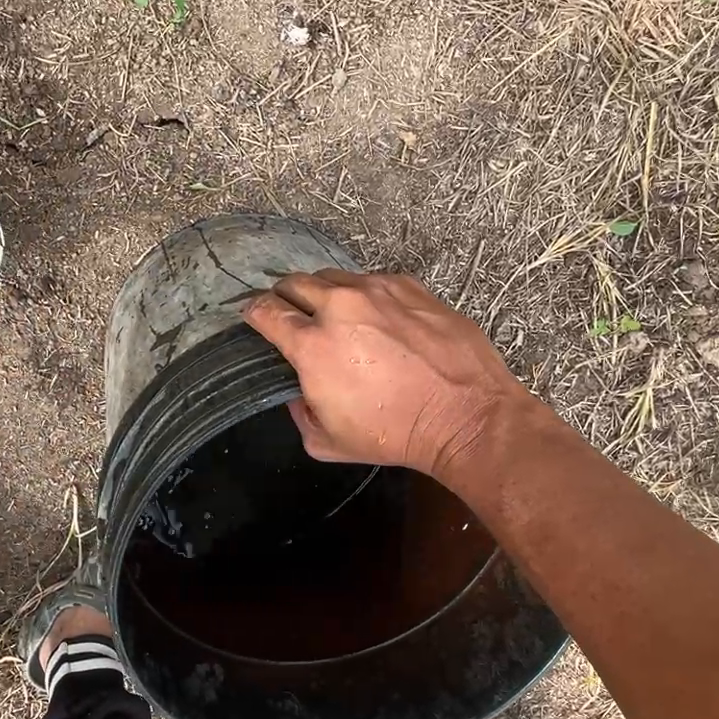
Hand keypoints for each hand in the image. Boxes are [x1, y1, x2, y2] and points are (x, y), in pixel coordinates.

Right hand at [242, 270, 529, 478]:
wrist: (465, 416)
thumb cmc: (394, 434)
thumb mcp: (326, 442)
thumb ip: (298, 412)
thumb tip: (297, 391)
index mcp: (311, 345)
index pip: (264, 311)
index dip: (253, 313)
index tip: (255, 318)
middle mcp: (338, 307)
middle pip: (293, 283)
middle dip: (285, 298)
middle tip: (291, 314)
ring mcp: (376, 290)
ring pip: (332, 277)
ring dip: (323, 293)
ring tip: (334, 313)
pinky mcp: (408, 286)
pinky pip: (371, 280)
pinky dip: (363, 294)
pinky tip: (376, 316)